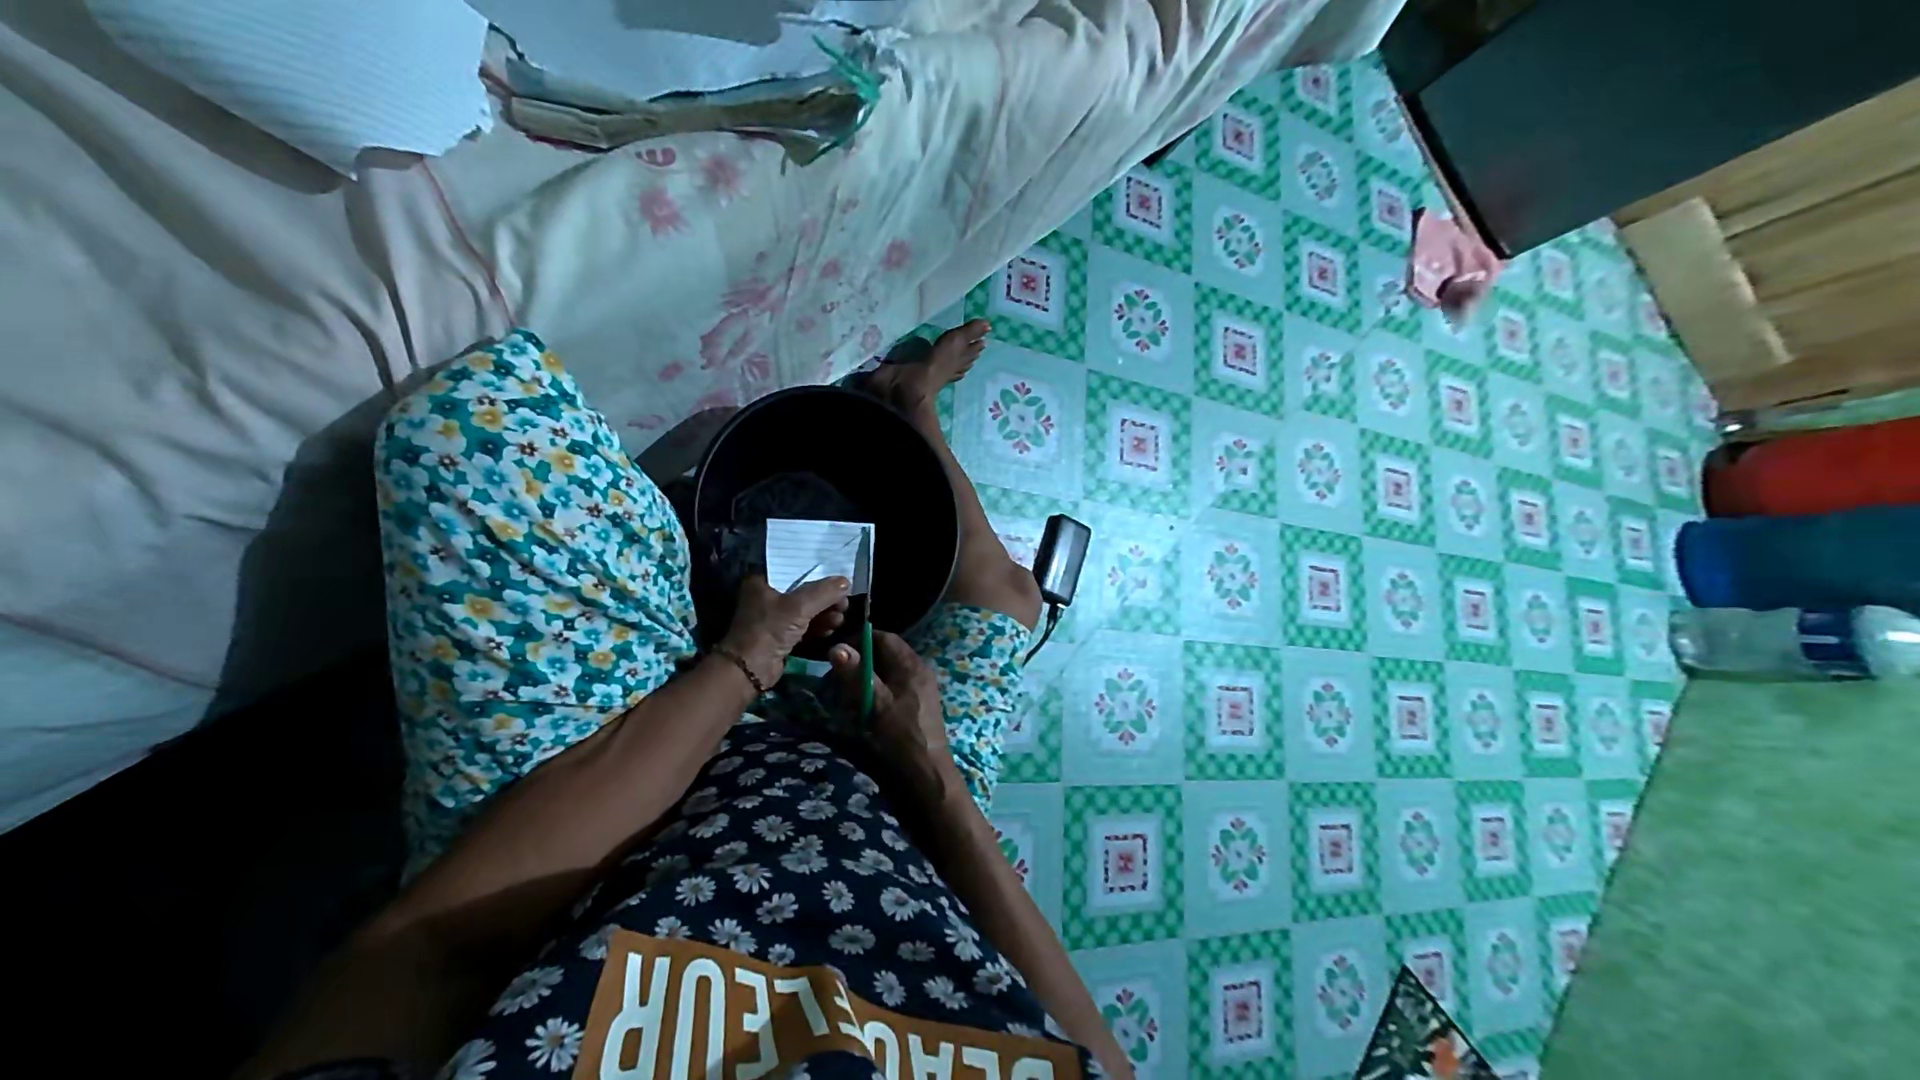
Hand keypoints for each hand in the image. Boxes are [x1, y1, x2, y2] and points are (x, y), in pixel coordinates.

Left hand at [717, 574, 849, 686]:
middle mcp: (768, 595)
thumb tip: (846, 582)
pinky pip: (804, 625)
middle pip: (805, 591)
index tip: (840, 581)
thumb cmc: (769, 630)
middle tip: (843, 605)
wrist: (749, 670)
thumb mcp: (799, 607)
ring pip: (806, 609)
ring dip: (825, 613)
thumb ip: (824, 592)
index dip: (820, 573)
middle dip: (826, 598)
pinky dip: (818, 626)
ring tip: (839, 619)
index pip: (797, 569)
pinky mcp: (781, 634)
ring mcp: (774, 616)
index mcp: (763, 580)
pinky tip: (831, 629)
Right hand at [829, 632, 959, 802]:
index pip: (885, 637)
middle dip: (861, 659)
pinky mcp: (919, 701)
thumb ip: (857, 674)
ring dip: (868, 675)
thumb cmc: (902, 733)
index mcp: (911, 665)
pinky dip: (878, 687)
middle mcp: (919, 669)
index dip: (860, 640)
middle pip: (887, 653)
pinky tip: (865, 704)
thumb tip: (836, 648)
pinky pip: (895, 684)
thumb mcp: (876, 703)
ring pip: (889, 669)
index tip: (839, 652)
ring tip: (848, 690)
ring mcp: (921, 686)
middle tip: (839, 674)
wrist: (927, 769)